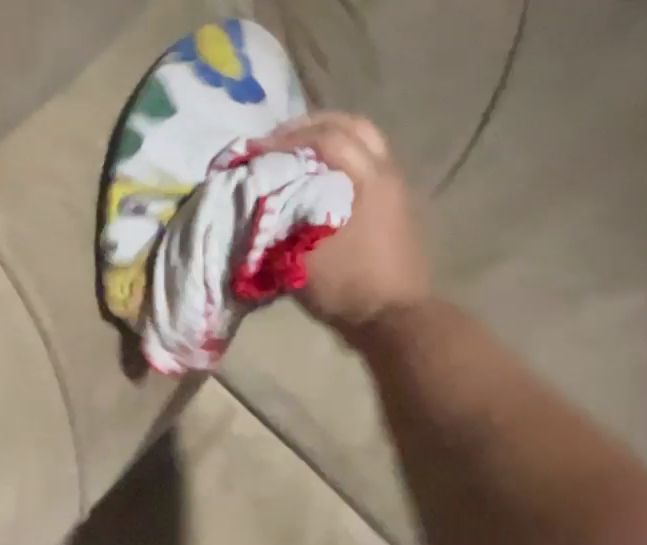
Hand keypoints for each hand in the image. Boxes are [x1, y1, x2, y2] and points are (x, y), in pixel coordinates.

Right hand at [257, 112, 432, 330]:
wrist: (392, 315)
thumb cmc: (346, 286)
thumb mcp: (299, 257)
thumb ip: (279, 223)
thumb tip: (256, 203)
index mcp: (366, 178)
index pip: (325, 137)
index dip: (285, 139)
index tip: (252, 152)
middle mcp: (384, 172)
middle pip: (350, 126)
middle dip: (310, 127)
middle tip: (275, 142)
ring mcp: (394, 186)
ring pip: (363, 141)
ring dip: (327, 140)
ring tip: (294, 156)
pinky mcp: (394, 204)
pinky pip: (366, 162)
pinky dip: (340, 158)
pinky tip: (317, 179)